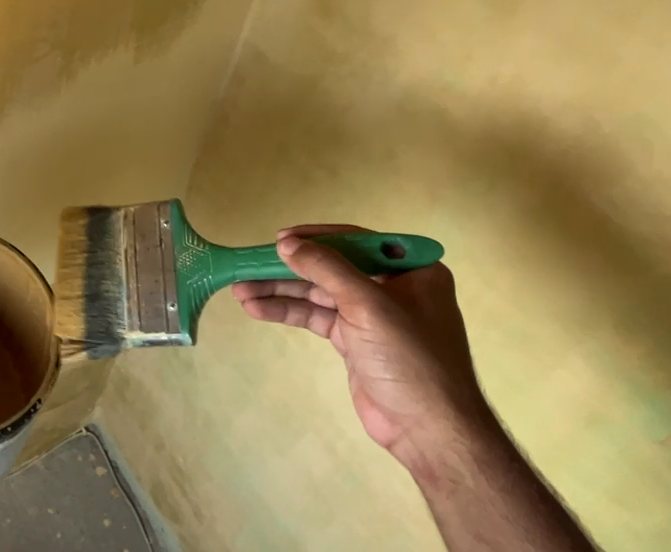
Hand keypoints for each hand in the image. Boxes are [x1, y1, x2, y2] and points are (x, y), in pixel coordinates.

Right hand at [232, 224, 493, 467]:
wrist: (430, 432)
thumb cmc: (411, 359)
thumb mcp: (369, 305)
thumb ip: (326, 269)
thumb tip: (285, 244)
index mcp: (410, 270)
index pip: (354, 241)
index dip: (314, 238)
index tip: (278, 239)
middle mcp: (391, 287)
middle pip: (330, 266)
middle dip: (288, 268)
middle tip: (249, 265)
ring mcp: (371, 315)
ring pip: (317, 292)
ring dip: (280, 290)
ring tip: (240, 290)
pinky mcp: (354, 340)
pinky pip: (316, 316)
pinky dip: (287, 311)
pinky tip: (257, 309)